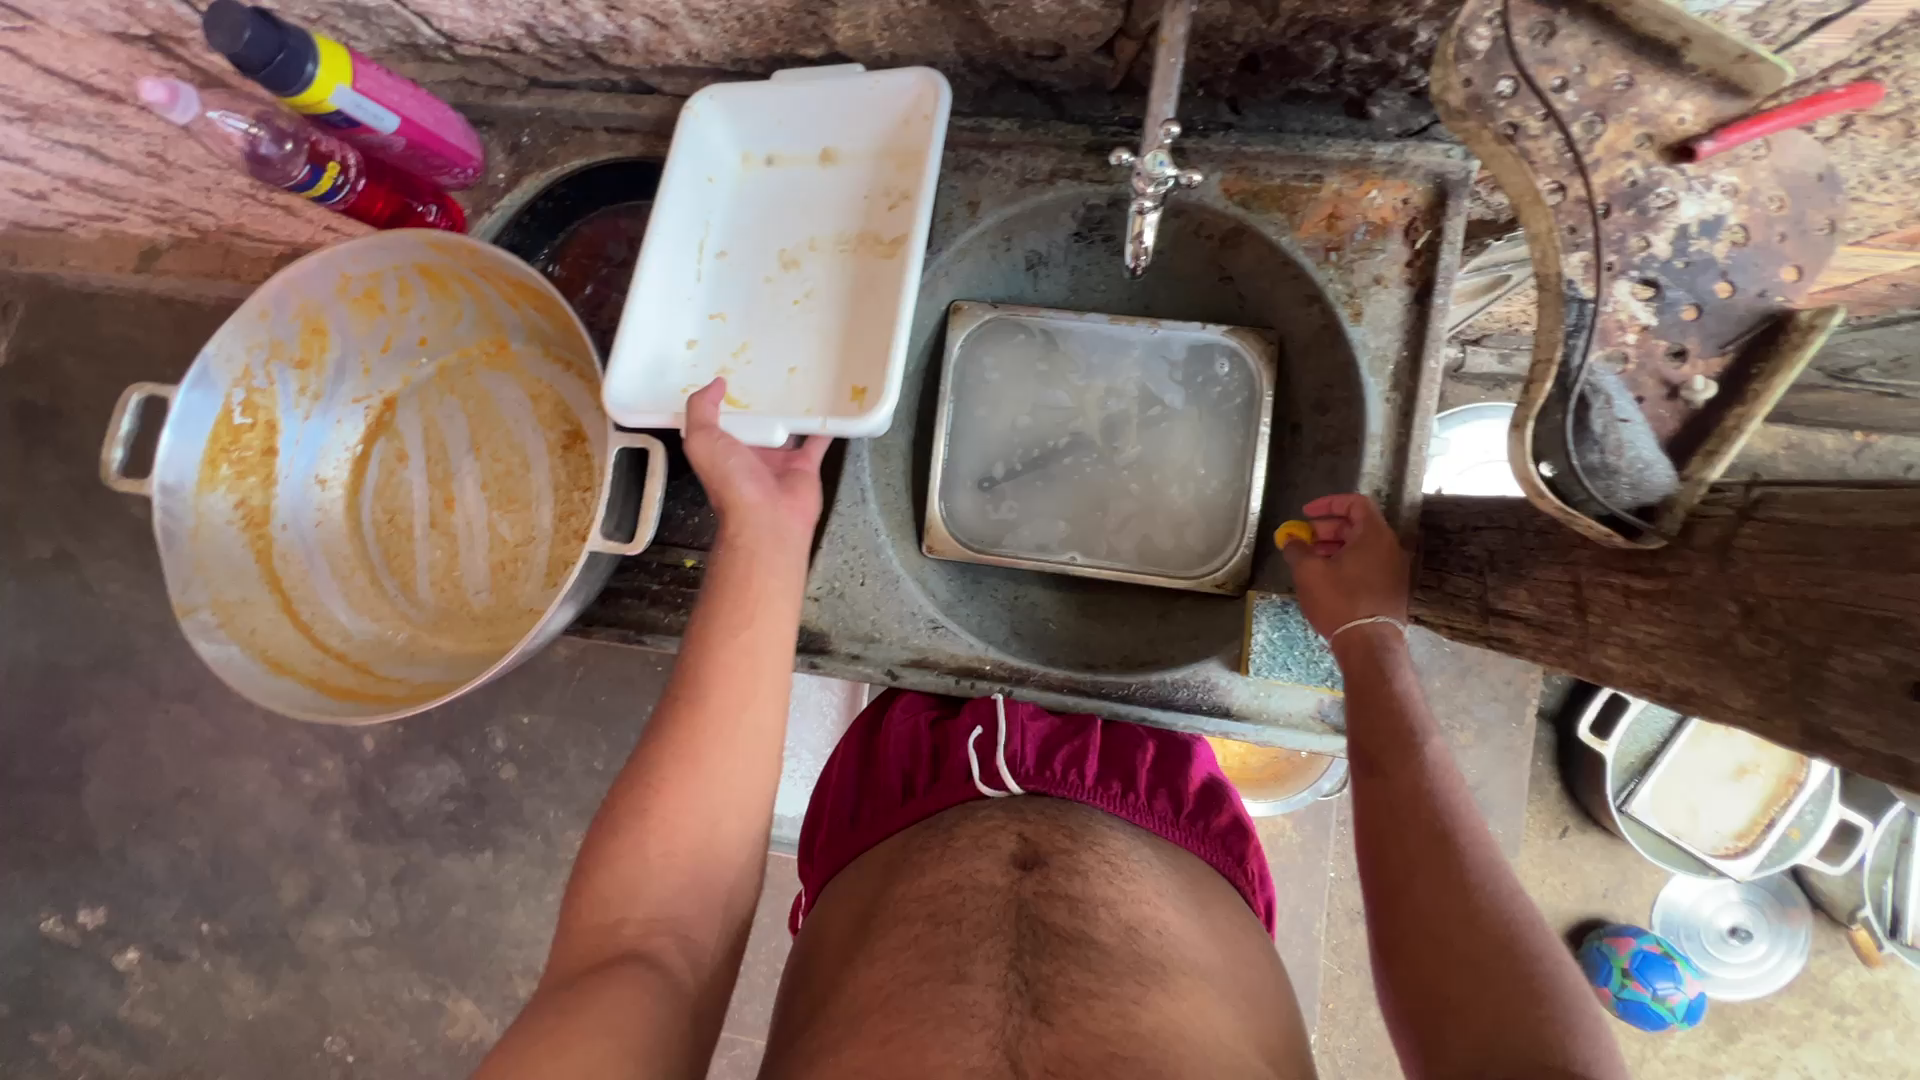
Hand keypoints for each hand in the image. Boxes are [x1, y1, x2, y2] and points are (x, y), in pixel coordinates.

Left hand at [682, 378, 832, 549]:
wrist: (767, 519)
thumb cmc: (731, 482)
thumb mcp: (701, 440)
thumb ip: (701, 409)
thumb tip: (714, 385)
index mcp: (723, 449)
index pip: (722, 420)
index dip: (724, 399)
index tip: (732, 373)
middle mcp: (751, 455)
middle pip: (757, 422)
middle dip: (761, 401)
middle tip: (770, 370)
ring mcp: (780, 461)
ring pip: (788, 429)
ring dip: (794, 410)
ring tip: (801, 382)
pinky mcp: (805, 466)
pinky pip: (818, 441)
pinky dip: (826, 427)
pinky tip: (831, 407)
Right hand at [1279, 493, 1409, 640]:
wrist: (1370, 644)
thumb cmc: (1340, 600)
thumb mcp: (1308, 571)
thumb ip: (1297, 549)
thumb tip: (1291, 539)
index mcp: (1374, 535)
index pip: (1355, 503)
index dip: (1328, 504)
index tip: (1305, 514)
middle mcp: (1390, 547)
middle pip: (1357, 525)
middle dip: (1326, 529)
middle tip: (1303, 539)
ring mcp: (1393, 569)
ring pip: (1361, 547)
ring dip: (1334, 547)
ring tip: (1310, 560)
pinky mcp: (1391, 588)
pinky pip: (1367, 564)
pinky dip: (1346, 563)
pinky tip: (1326, 579)